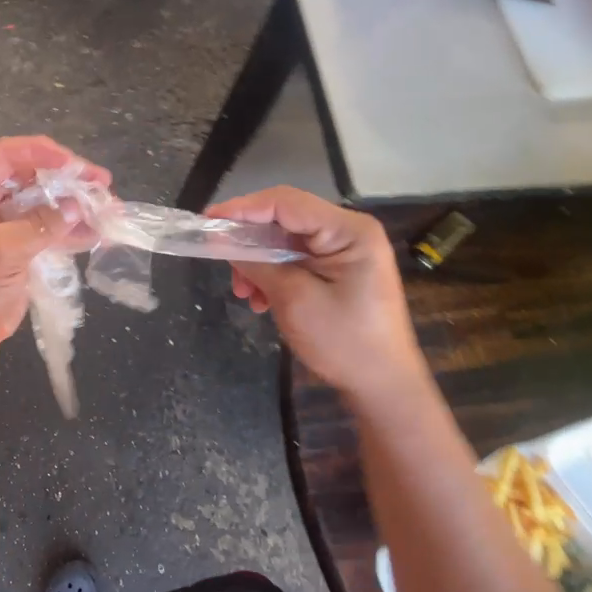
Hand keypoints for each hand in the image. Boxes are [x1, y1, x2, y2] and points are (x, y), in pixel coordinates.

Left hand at [0, 136, 107, 353]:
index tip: (72, 163)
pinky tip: (100, 230)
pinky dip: (73, 226)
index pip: (4, 155)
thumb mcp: (2, 253)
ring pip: (45, 198)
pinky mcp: (21, 241)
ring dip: (76, 201)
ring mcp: (5, 221)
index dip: (38, 151)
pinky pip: (49, 224)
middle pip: (30, 173)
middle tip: (101, 182)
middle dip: (66, 176)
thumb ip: (38, 226)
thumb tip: (75, 206)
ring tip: (110, 207)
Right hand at [207, 187, 427, 400]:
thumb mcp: (293, 299)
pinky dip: (271, 274)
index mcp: (349, 230)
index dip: (242, 208)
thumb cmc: (345, 343)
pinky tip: (261, 299)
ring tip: (245, 293)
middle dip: (249, 242)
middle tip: (224, 264)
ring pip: (283, 240)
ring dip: (257, 262)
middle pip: (283, 219)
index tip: (207, 221)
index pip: (285, 202)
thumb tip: (219, 239)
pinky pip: (293, 258)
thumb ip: (255, 262)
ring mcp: (343, 250)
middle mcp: (348, 231)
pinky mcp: (337, 268)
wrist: (384, 388)